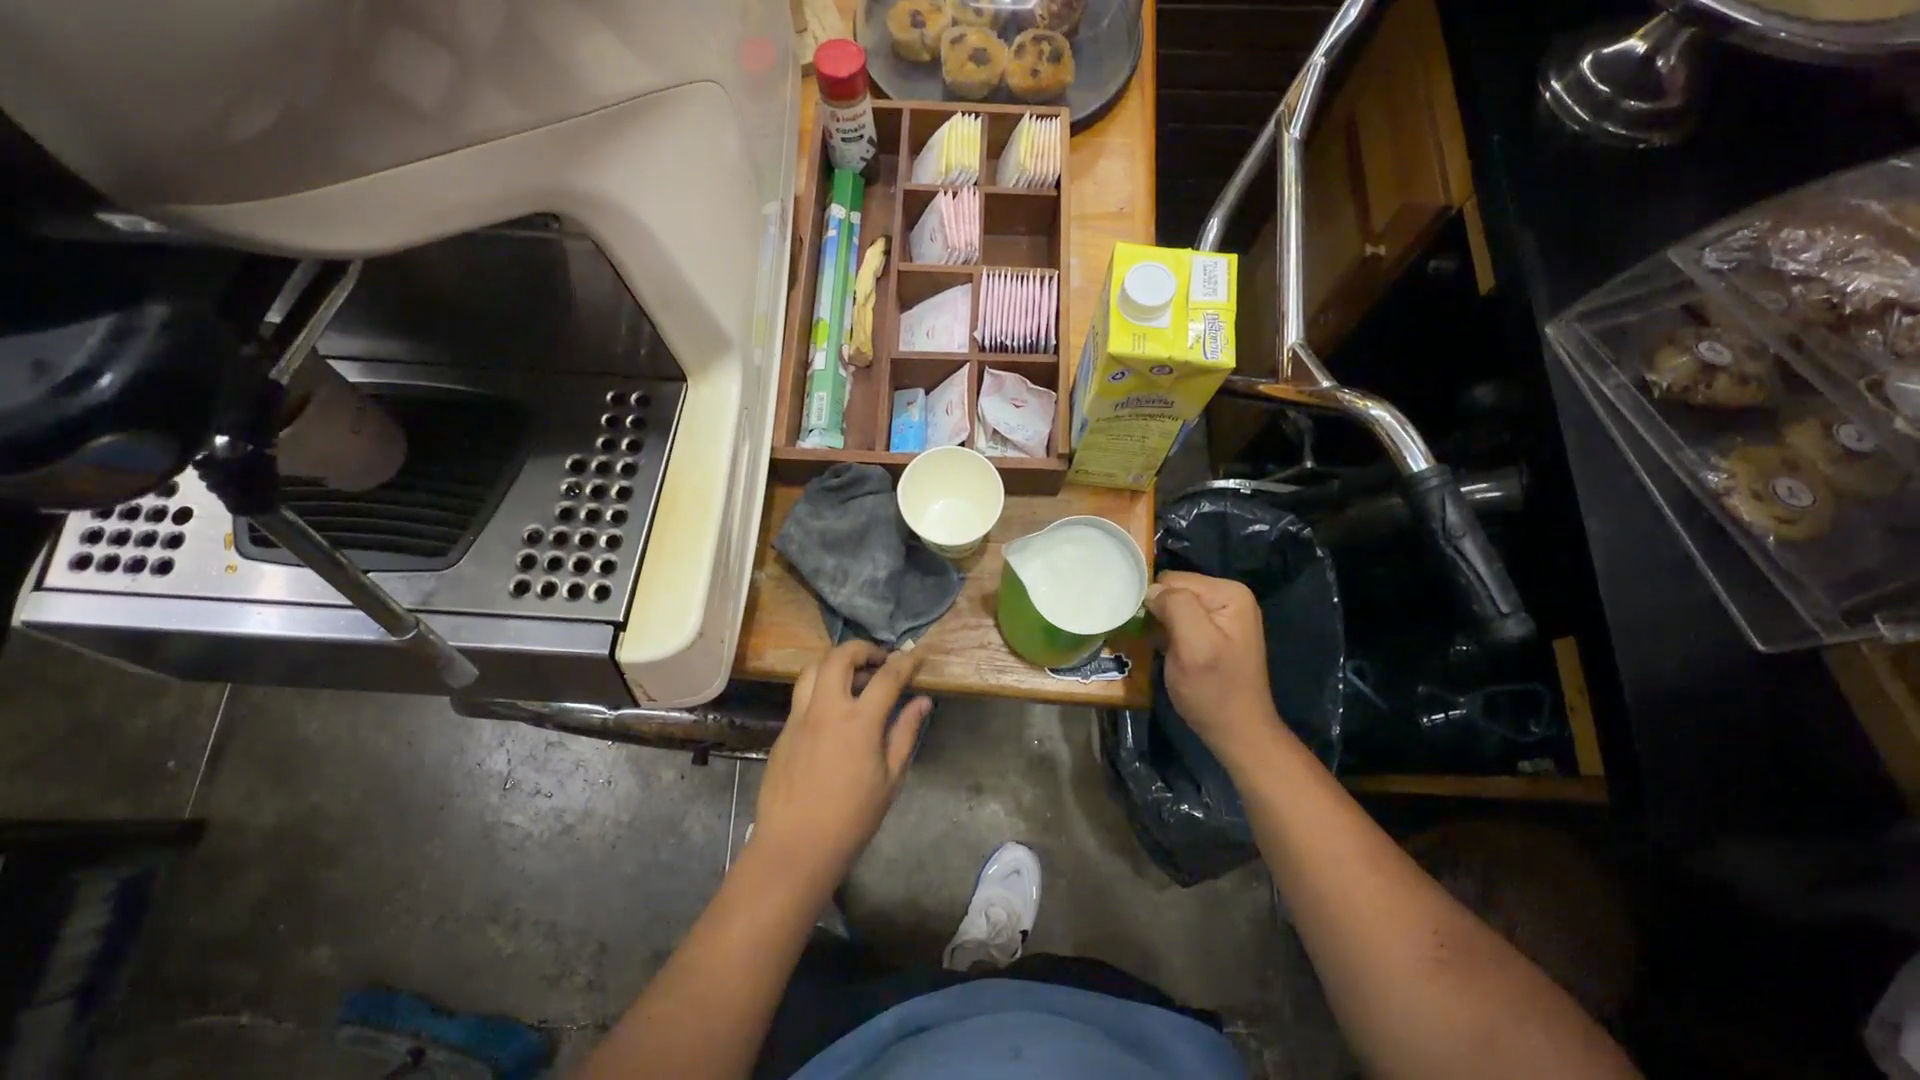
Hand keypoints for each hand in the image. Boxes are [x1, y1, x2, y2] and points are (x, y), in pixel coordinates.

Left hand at [751, 642, 931, 891]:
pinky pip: (801, 696)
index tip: (916, 657)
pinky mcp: (783, 731)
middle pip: (840, 657)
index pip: (887, 677)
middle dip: (862, 649)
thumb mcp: (891, 778)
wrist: (797, 844)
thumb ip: (905, 733)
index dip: (905, 662)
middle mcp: (826, 710)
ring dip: (835, 663)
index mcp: (858, 722)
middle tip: (879, 661)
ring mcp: (799, 718)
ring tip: (853, 677)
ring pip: (812, 669)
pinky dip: (820, 688)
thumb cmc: (852, 818)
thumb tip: (922, 702)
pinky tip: (833, 710)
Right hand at [1147, 571, 1279, 754]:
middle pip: (1174, 590)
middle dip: (1159, 614)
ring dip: (1162, 626)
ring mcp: (1223, 616)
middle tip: (1155, 643)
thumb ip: (1176, 607)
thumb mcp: (1193, 645)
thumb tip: (1151, 591)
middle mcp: (1229, 597)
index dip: (1156, 604)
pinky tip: (1168, 652)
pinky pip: (1181, 621)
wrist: (1236, 731)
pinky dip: (1169, 635)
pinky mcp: (1213, 633)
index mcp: (1228, 593)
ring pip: (1174, 607)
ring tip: (1160, 648)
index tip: (1149, 631)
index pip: (1173, 580)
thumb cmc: (1213, 690)